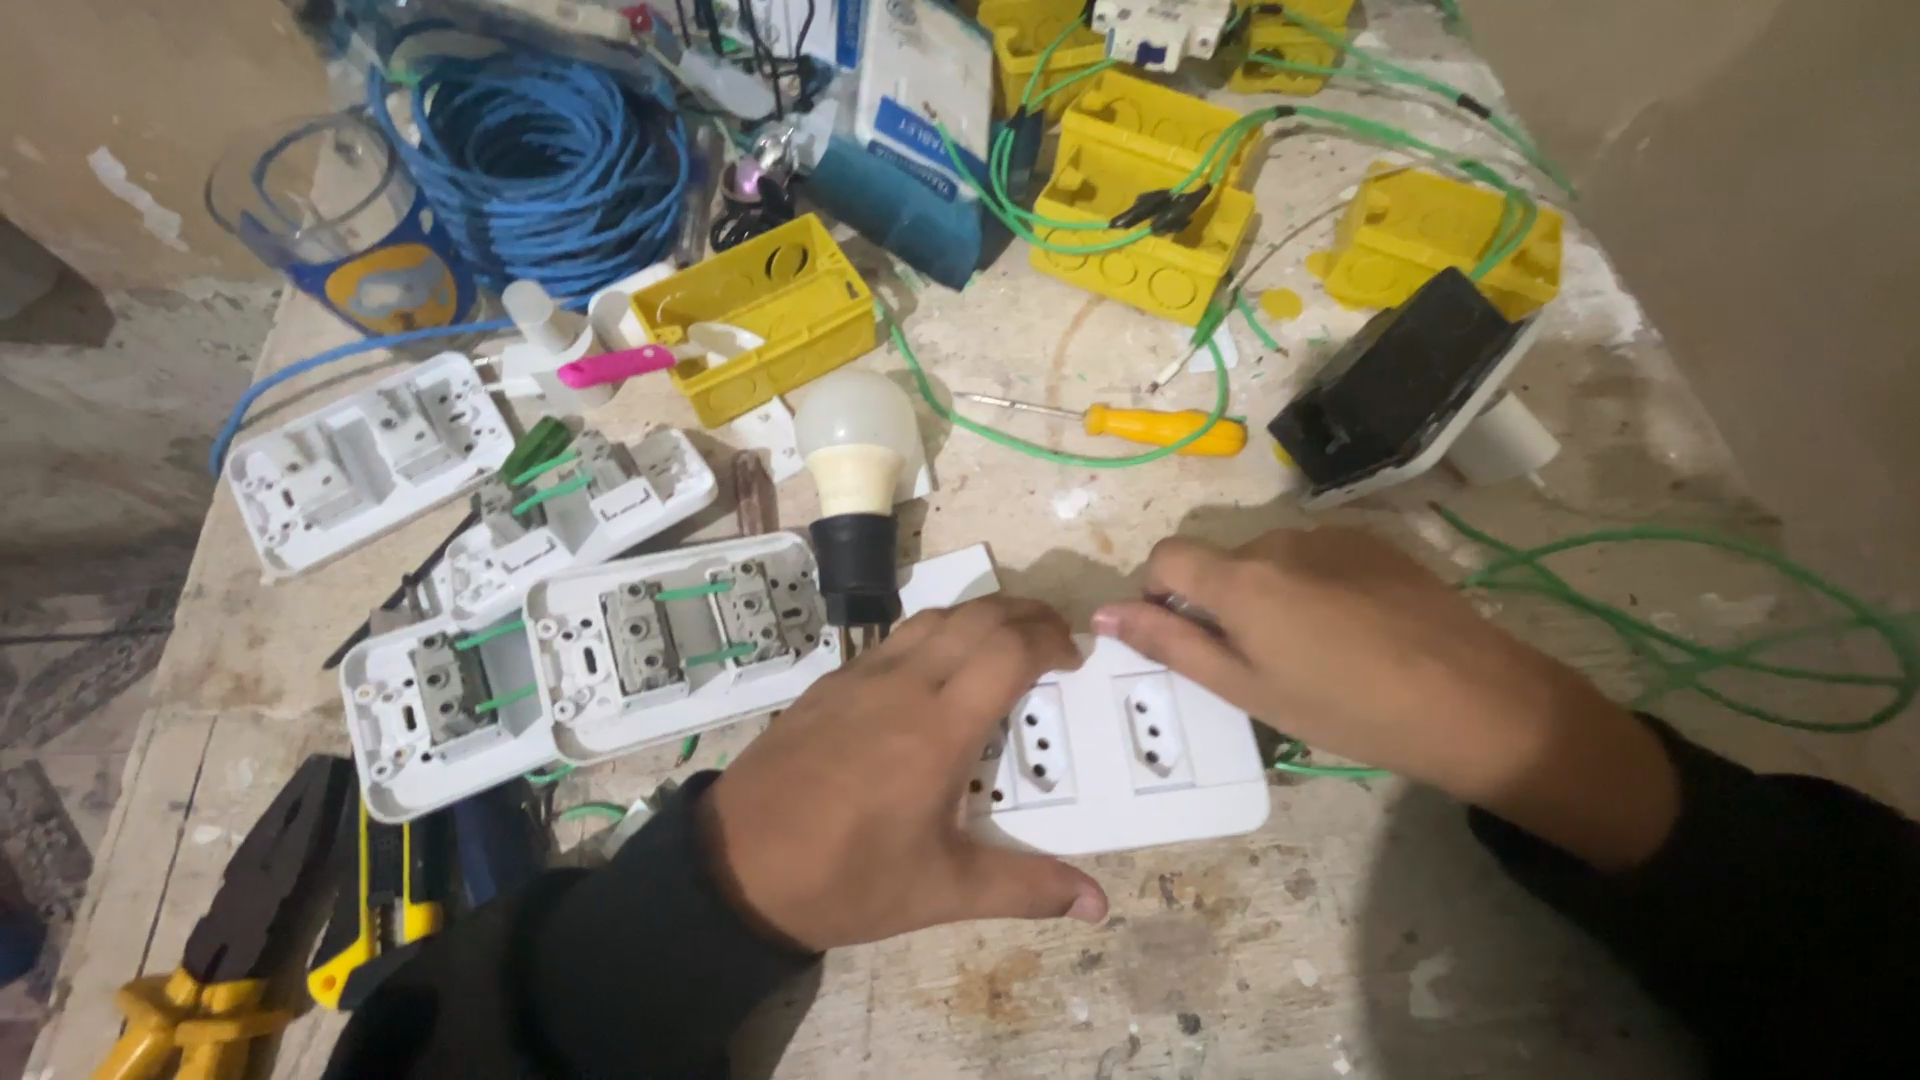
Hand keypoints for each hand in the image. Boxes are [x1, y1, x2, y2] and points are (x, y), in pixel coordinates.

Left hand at [701, 596, 1109, 950]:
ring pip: (936, 615)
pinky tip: (939, 668)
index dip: (1051, 640)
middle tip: (1056, 638)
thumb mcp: (941, 890)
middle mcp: (905, 684)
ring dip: (982, 615)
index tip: (1073, 659)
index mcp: (939, 727)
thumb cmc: (846, 877)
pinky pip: (898, 636)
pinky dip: (938, 631)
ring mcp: (863, 675)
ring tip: (1007, 643)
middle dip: (1028, 614)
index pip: (1010, 649)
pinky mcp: (832, 681)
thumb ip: (1024, 888)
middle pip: (979, 615)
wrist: (735, 865)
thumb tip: (1098, 905)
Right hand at [1092, 529, 1678, 870]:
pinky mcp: (1374, 541)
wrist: (1475, 701)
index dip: (1158, 593)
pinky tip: (1352, 629)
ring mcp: (1330, 537)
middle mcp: (1277, 541)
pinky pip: (1314, 556)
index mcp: (1239, 578)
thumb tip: (1104, 614)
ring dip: (1266, 594)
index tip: (1183, 636)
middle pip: (1218, 561)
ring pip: (1267, 559)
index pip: (1165, 557)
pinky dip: (1309, 584)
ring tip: (1313, 649)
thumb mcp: (1245, 688)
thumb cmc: (1344, 709)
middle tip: (1257, 661)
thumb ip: (1169, 643)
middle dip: (1218, 601)